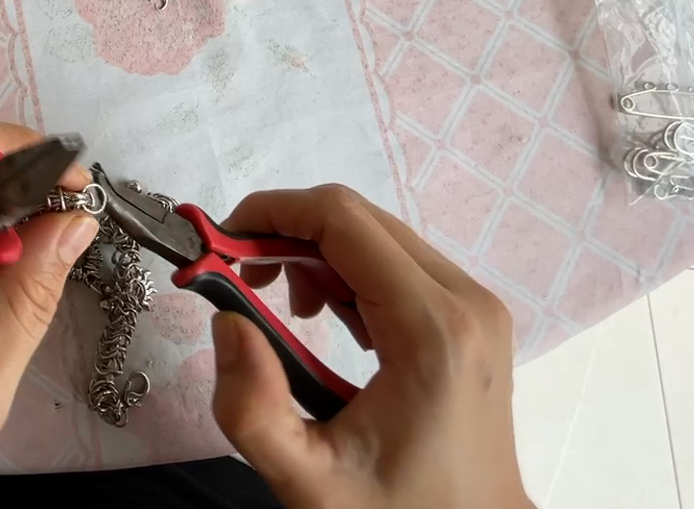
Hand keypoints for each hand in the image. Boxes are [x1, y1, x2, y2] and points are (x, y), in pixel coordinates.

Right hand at [211, 185, 532, 508]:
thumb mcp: (306, 480)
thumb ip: (251, 406)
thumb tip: (227, 320)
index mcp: (432, 328)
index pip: (339, 217)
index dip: (269, 213)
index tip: (222, 248)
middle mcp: (463, 299)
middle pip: (351, 216)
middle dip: (283, 233)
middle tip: (245, 283)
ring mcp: (471, 303)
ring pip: (368, 231)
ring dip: (308, 251)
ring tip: (283, 308)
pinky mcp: (467, 314)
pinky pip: (388, 256)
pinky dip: (338, 268)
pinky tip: (325, 317)